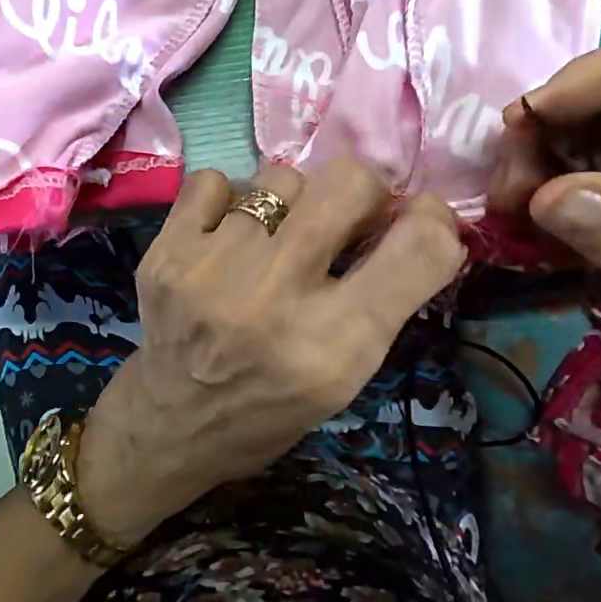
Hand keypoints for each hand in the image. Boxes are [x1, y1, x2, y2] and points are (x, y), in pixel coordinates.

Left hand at [76, 159, 467, 545]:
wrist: (172, 423)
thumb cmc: (269, 409)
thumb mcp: (345, 377)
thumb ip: (382, 301)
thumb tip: (419, 220)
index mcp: (335, 346)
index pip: (418, 249)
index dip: (434, 222)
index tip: (420, 219)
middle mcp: (275, 298)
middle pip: (348, 183)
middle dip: (362, 192)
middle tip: (345, 218)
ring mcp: (213, 270)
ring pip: (280, 178)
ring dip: (291, 203)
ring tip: (272, 239)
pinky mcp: (165, 254)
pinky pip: (213, 181)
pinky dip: (225, 201)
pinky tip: (223, 237)